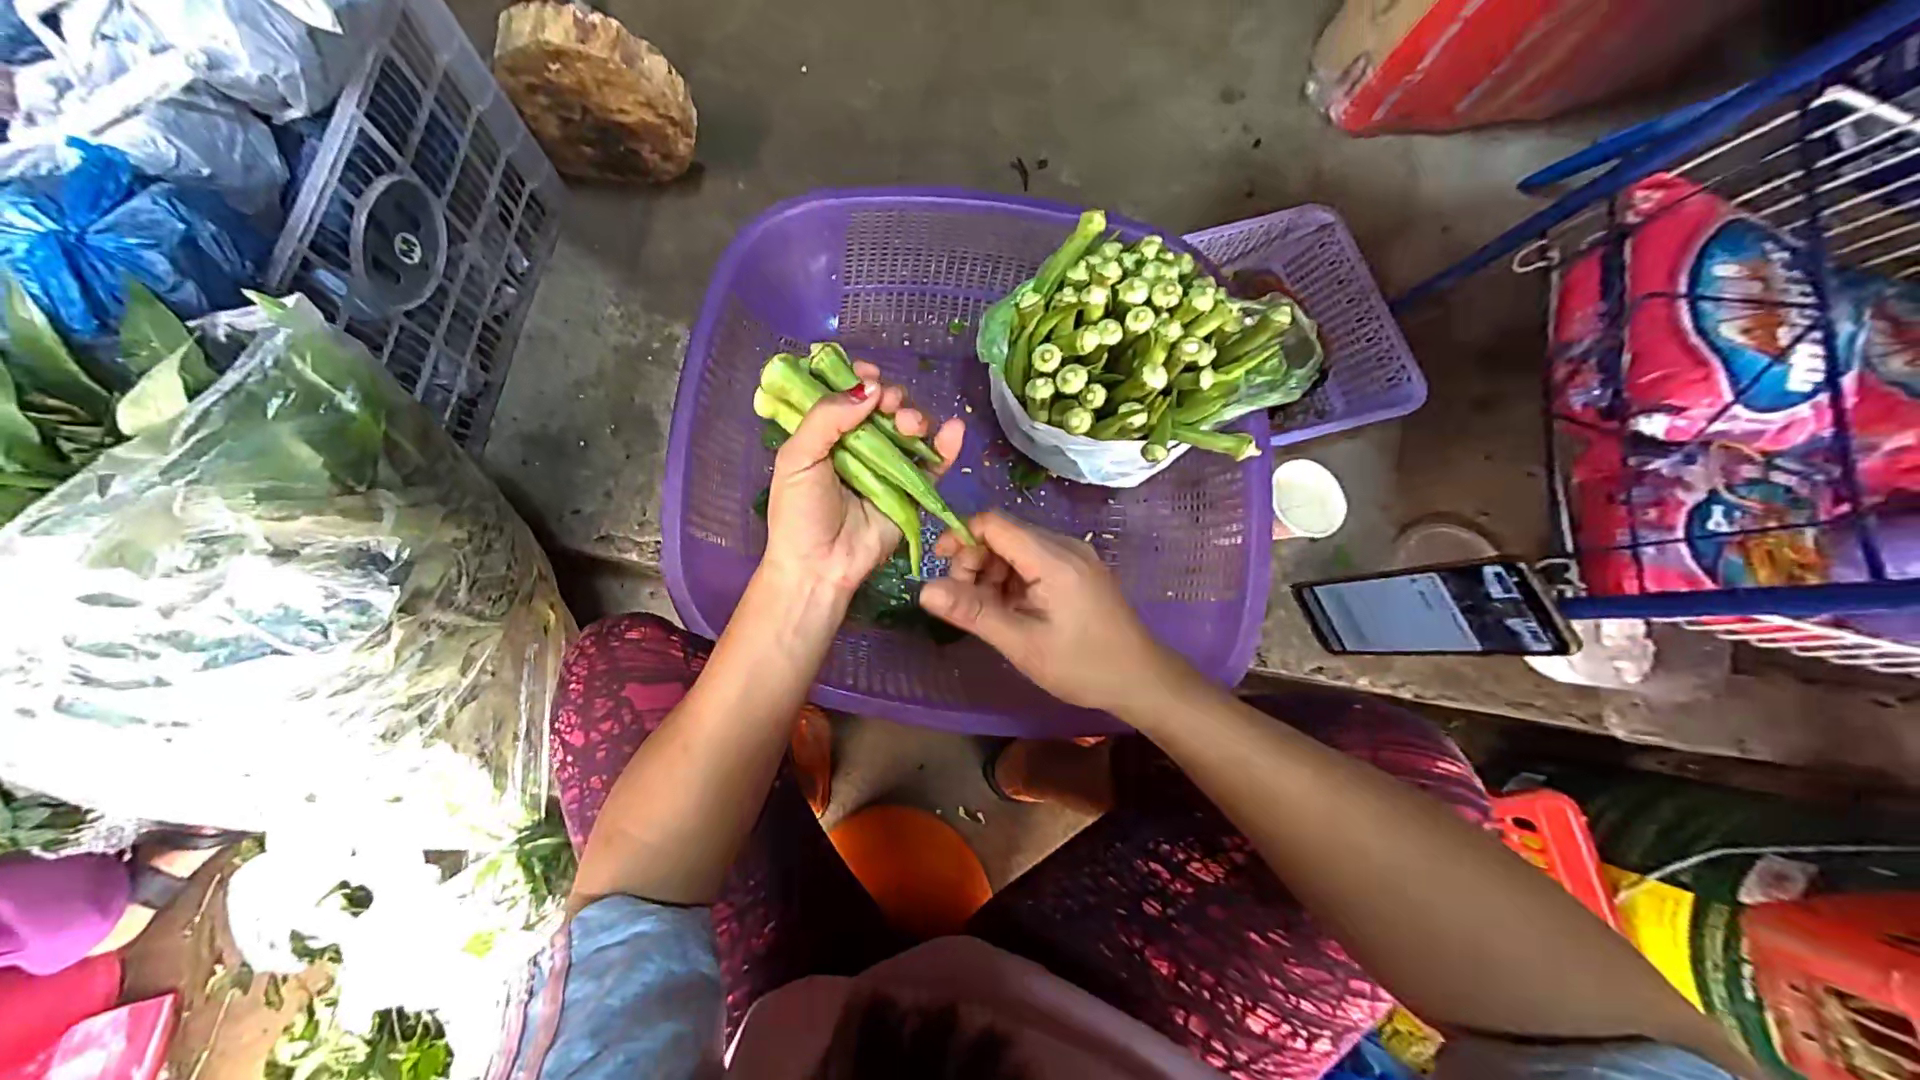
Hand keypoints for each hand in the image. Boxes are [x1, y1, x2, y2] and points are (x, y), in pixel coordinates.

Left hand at [760, 361, 963, 600]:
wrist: (820, 565)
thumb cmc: (800, 512)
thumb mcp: (798, 458)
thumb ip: (827, 417)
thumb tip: (870, 387)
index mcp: (828, 434)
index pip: (849, 394)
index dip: (860, 379)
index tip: (869, 376)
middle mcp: (860, 445)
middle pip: (884, 407)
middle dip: (891, 398)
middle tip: (889, 405)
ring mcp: (888, 468)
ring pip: (910, 430)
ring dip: (915, 418)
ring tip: (909, 425)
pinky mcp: (912, 491)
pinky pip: (934, 463)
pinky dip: (947, 445)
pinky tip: (953, 430)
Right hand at [918, 511, 1193, 713]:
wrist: (1141, 680)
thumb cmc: (1082, 666)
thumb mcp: (1022, 643)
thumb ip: (973, 612)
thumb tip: (923, 590)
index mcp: (1053, 559)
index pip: (994, 523)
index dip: (960, 538)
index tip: (939, 569)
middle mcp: (1064, 546)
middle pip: (1003, 533)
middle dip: (974, 561)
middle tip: (966, 603)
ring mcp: (1074, 556)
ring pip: (1015, 548)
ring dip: (991, 573)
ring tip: (989, 612)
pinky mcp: (1077, 570)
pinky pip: (1033, 561)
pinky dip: (1012, 580)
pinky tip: (1011, 610)